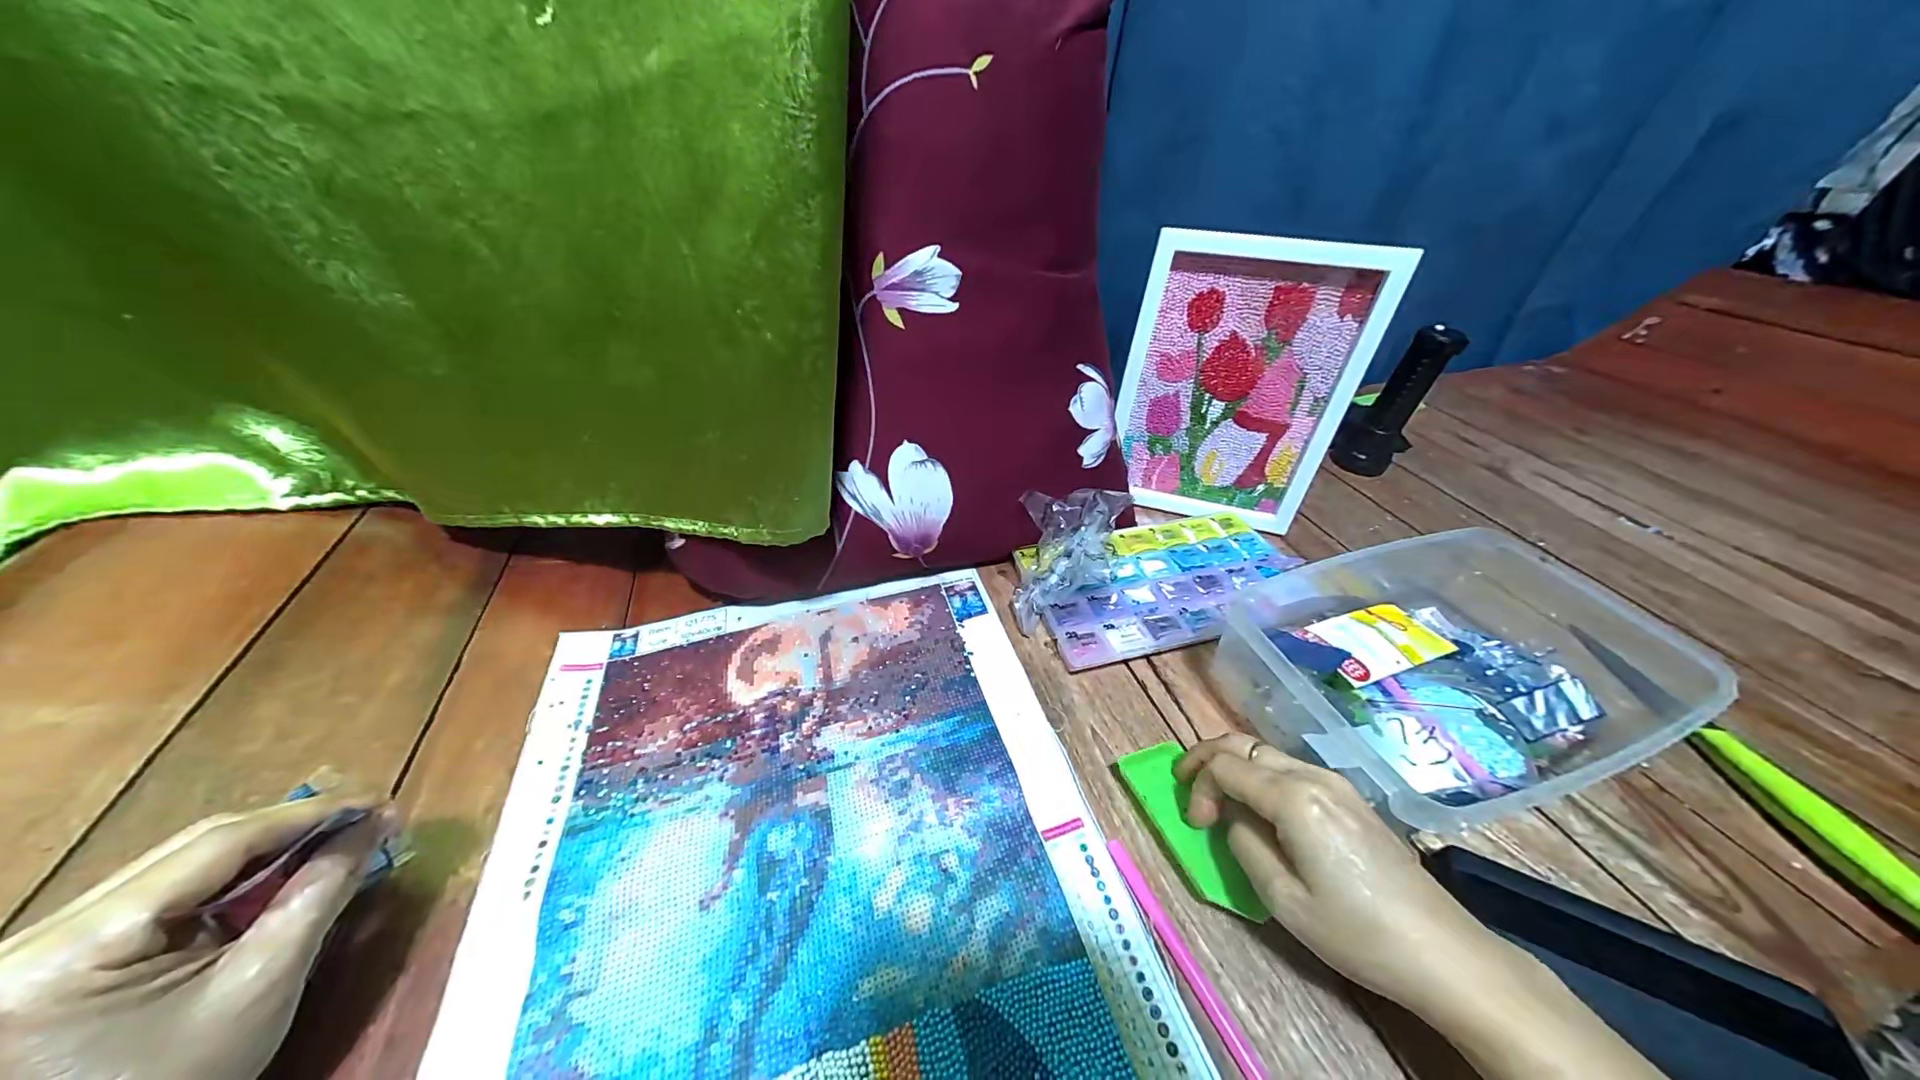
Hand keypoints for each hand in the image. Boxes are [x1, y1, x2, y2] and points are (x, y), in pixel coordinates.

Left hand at [0, 796, 393, 1079]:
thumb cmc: (187, 1078)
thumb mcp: (262, 986)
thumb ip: (317, 896)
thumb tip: (374, 826)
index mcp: (75, 943)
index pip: (218, 844)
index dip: (308, 813)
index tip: (379, 799)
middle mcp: (46, 930)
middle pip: (195, 850)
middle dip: (292, 828)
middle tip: (368, 815)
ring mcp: (51, 944)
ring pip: (183, 867)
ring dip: (269, 851)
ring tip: (338, 838)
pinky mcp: (66, 957)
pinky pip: (168, 896)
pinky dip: (235, 881)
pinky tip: (282, 874)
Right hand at [1177, 735, 1665, 1079]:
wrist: (1444, 953)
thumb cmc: (1357, 932)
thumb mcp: (1283, 898)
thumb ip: (1245, 844)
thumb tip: (1233, 819)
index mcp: (1293, 797)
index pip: (1225, 766)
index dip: (1199, 787)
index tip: (1196, 825)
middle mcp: (1313, 776)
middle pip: (1243, 744)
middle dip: (1207, 759)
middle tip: (1187, 788)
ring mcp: (1337, 783)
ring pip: (1267, 753)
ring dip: (1234, 767)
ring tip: (1219, 800)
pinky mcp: (1351, 799)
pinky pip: (1290, 769)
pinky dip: (1260, 776)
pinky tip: (1259, 807)